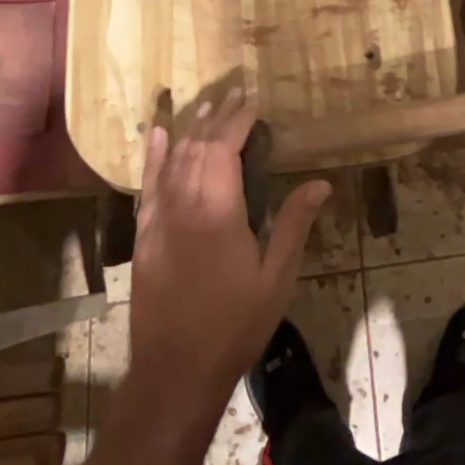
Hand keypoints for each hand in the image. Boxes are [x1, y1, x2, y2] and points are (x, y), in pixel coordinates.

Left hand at [129, 89, 330, 392]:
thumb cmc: (235, 325)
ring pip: (172, 161)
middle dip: (217, 117)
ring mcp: (158, 220)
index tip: (253, 100)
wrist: (175, 370)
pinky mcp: (143, 236)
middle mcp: (183, 205)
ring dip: (190, 130)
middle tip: (235, 94)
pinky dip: (154, 156)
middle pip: (197, 147)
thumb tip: (321, 182)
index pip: (224, 148)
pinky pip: (147, 185)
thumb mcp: (276, 278)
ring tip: (206, 104)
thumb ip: (294, 224)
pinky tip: (158, 135)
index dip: (238, 120)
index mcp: (218, 211)